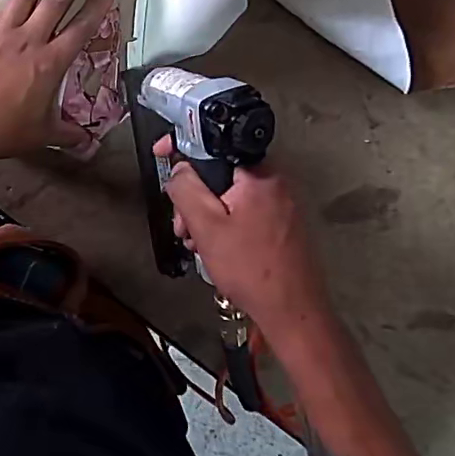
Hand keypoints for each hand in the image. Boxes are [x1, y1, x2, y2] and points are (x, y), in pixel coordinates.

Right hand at [157, 136, 330, 332]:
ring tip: (197, 242)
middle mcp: (273, 182)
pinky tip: (215, 249)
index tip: (162, 152)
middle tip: (183, 224)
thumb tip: (178, 169)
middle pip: (219, 173)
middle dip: (192, 196)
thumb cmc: (251, 268)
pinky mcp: (280, 224)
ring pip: (228, 195)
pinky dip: (223, 225)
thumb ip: (186, 188)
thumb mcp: (206, 225)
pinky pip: (242, 212)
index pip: (214, 143)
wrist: (292, 312)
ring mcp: (279, 204)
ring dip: (205, 215)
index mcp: (258, 173)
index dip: (183, 147)